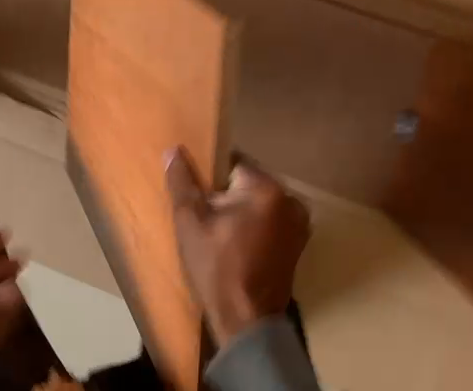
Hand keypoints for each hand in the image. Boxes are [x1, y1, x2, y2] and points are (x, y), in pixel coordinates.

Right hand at [164, 147, 311, 347]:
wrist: (246, 322)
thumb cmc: (216, 266)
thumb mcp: (189, 219)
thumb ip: (182, 180)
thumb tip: (173, 149)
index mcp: (267, 189)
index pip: (231, 161)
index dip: (210, 176)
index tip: (198, 195)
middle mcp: (290, 200)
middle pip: (246, 180)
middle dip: (225, 192)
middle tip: (205, 215)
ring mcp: (299, 224)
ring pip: (258, 200)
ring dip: (239, 208)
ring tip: (218, 230)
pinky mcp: (298, 244)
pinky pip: (269, 218)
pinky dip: (253, 224)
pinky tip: (235, 242)